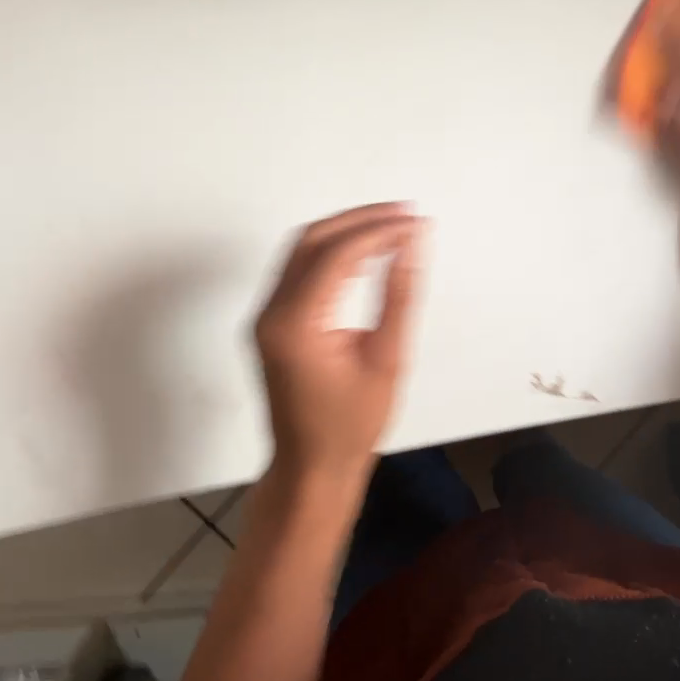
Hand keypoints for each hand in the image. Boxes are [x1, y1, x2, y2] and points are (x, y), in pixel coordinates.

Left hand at [253, 203, 424, 480]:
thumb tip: (414, 242)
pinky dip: (331, 254)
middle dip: (359, 219)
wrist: (310, 468)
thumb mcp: (387, 360)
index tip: (414, 222)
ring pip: (300, 249)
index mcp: (296, 324)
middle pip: (311, 239)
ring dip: (344, 231)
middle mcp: (271, 313)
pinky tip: (364, 256)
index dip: (378, 230)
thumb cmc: (352, 425)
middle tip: (404, 213)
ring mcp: (265, 317)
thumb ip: (400, 295)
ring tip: (390, 227)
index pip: (337, 254)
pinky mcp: (270, 323)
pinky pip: (297, 271)